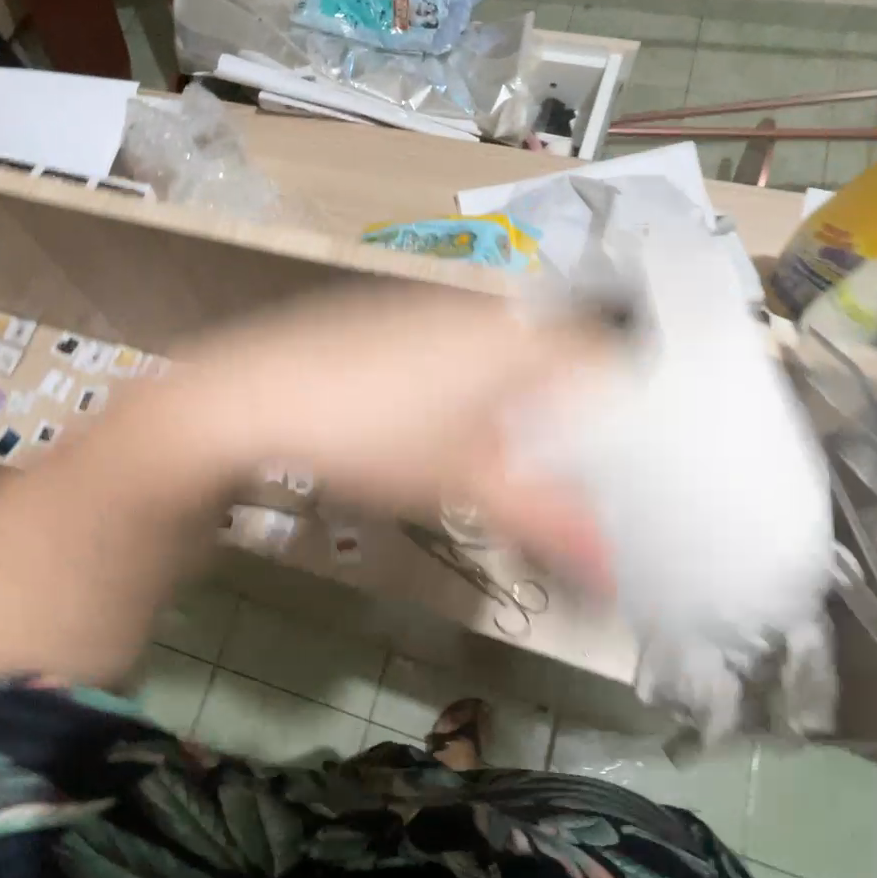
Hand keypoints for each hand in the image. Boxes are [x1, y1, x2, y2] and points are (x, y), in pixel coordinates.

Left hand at [150, 284, 615, 588]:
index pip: (601, 356)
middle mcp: (479, 309)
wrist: (250, 398)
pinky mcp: (386, 320)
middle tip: (568, 473)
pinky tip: (441, 429)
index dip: (623, 408)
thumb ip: (544, 518)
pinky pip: (457, 348)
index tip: (627, 460)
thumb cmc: (367, 436)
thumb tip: (612, 569)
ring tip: (507, 460)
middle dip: (568, 415)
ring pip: (503, 352)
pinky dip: (471, 390)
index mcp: (513, 337)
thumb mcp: (461, 482)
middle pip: (554, 355)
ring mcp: (428, 309)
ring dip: (517, 405)